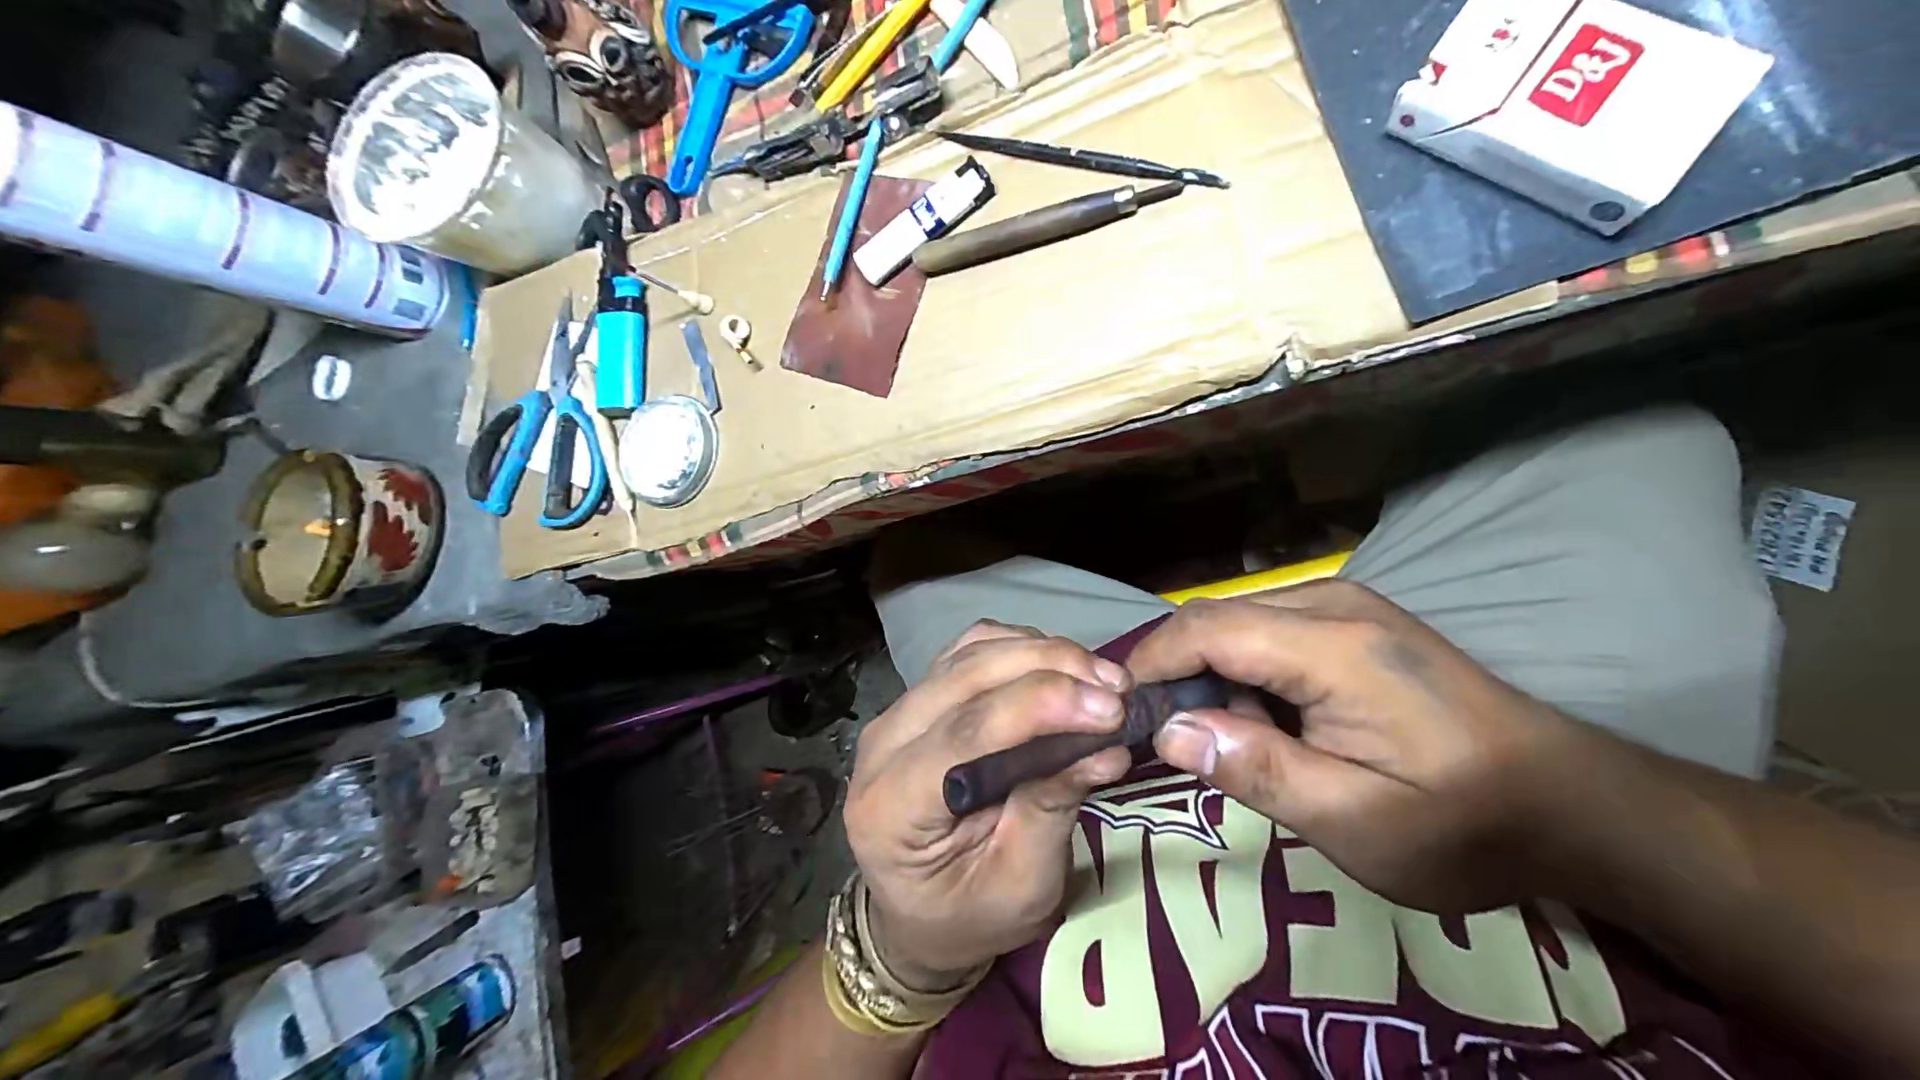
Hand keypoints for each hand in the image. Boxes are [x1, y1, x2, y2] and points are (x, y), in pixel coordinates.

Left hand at [844, 621, 1135, 984]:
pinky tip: (1062, 671)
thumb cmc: (968, 914)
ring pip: (969, 652)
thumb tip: (1106, 746)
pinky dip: (1021, 648)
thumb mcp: (1021, 886)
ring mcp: (897, 712)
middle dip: (1048, 668)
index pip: (963, 735)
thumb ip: (1052, 810)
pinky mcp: (920, 696)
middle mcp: (882, 745)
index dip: (1038, 707)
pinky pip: (971, 650)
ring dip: (1040, 652)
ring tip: (1101, 679)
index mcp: (890, 807)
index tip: (1110, 707)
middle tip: (1118, 686)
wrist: (921, 911)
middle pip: (965, 677)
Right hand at [1128, 580, 1575, 912]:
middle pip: (1215, 618)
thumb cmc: (1461, 823)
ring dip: (1214, 674)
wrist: (1572, 803)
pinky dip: (1245, 668)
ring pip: (1237, 621)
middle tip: (1182, 741)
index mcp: (1332, 648)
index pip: (1206, 630)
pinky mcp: (1354, 618)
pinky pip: (1267, 627)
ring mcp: (1347, 604)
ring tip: (1239, 739)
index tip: (1122, 713)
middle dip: (1179, 672)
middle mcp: (1333, 604)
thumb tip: (1167, 731)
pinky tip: (1274, 718)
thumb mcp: (1353, 821)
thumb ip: (1255, 769)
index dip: (1151, 664)